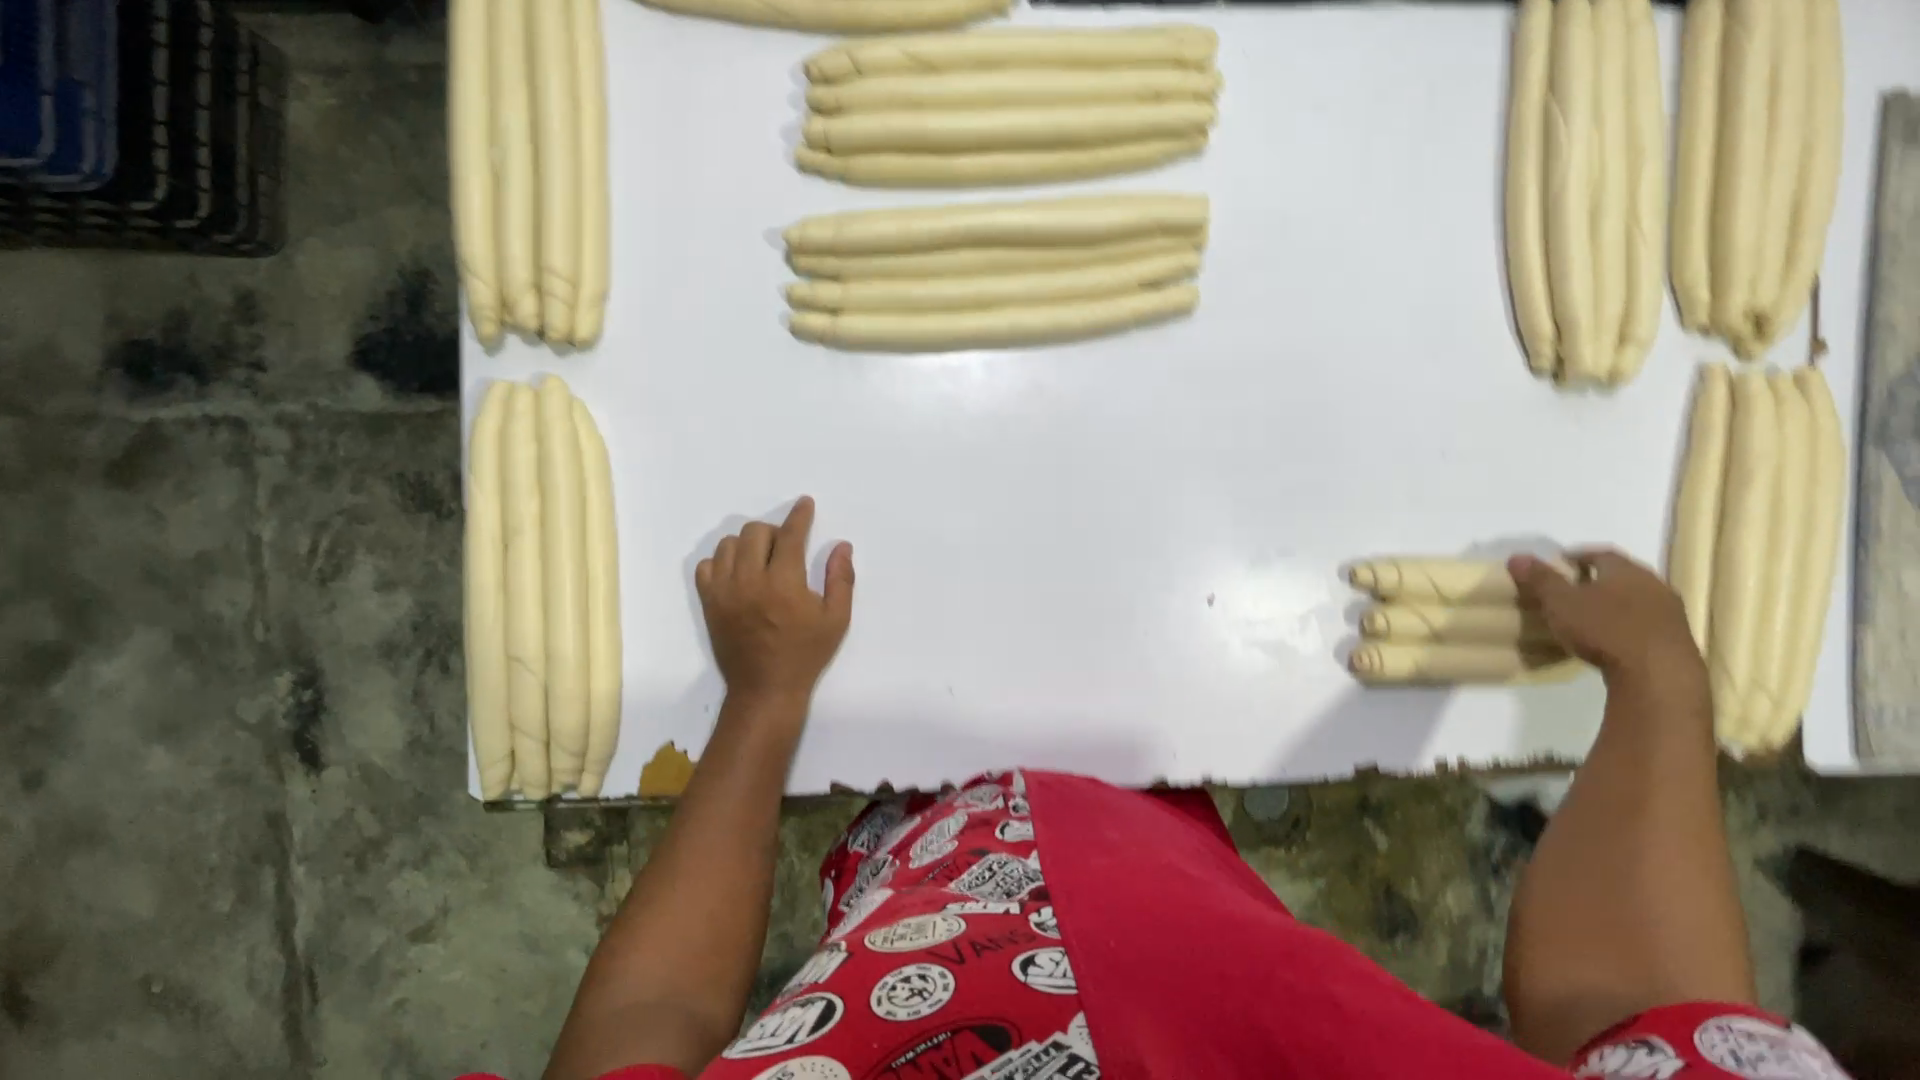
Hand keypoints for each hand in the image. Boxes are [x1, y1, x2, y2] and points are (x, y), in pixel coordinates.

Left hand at [696, 497, 854, 702]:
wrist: (765, 689)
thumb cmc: (805, 654)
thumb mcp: (836, 619)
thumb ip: (840, 579)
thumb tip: (842, 546)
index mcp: (784, 583)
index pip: (790, 535)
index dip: (799, 515)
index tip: (804, 504)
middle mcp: (750, 580)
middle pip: (755, 532)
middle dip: (774, 532)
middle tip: (785, 548)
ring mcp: (724, 591)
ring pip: (728, 544)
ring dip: (747, 544)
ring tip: (761, 560)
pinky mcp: (709, 603)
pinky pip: (706, 566)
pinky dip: (722, 562)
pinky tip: (738, 575)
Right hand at [1508, 550, 1705, 687]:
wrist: (1658, 674)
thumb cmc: (1604, 629)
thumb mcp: (1560, 603)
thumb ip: (1541, 579)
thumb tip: (1517, 556)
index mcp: (1625, 570)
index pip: (1601, 553)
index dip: (1579, 556)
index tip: (1560, 562)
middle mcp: (1653, 584)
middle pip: (1623, 575)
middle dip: (1599, 579)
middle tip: (1575, 588)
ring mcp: (1671, 612)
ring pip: (1638, 599)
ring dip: (1616, 603)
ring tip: (1592, 614)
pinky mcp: (1678, 638)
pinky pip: (1647, 622)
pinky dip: (1629, 624)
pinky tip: (1614, 638)